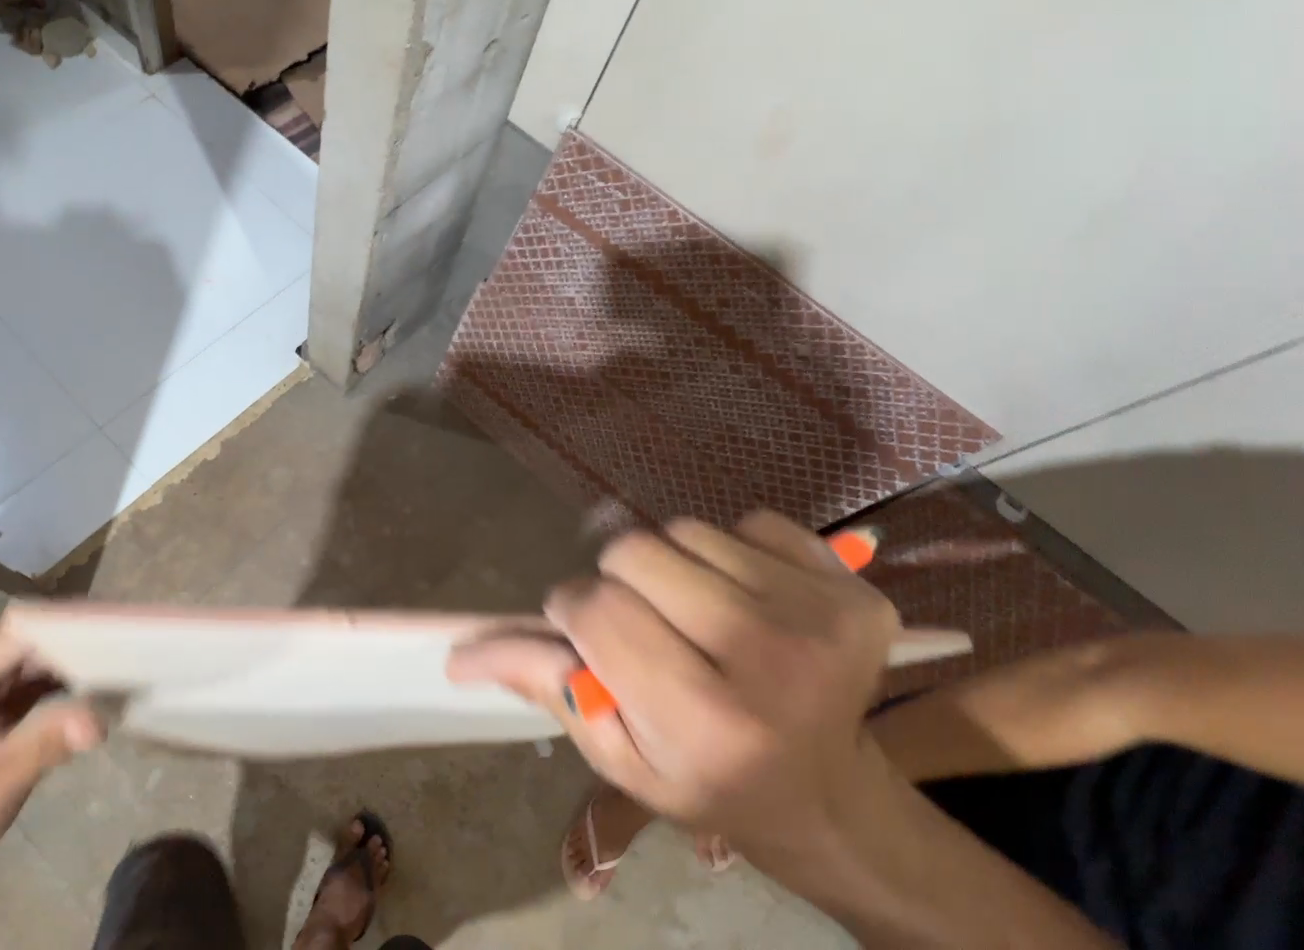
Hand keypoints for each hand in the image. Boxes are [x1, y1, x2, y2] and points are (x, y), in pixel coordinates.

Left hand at [0, 606, 101, 946]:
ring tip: (116, 662)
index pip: (15, 633)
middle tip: (123, 646)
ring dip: (67, 664)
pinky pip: (25, 685)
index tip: (109, 630)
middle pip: (23, 643)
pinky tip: (90, 690)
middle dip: (71, 644)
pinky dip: (56, 686)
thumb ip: (49, 742)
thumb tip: (101, 719)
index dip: (62, 627)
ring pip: (27, 663)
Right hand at [449, 510, 900, 852]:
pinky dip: (730, 553)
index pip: (595, 609)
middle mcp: (770, 657)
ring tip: (692, 615)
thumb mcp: (615, 755)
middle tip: (641, 625)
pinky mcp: (854, 587)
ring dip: (672, 565)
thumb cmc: (704, 781)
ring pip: (686, 529)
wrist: (825, 793)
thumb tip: (460, 654)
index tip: (584, 633)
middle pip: (635, 552)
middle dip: (618, 583)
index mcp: (704, 717)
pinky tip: (743, 601)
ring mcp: (822, 615)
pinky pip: (750, 522)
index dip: (572, 612)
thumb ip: (548, 687)